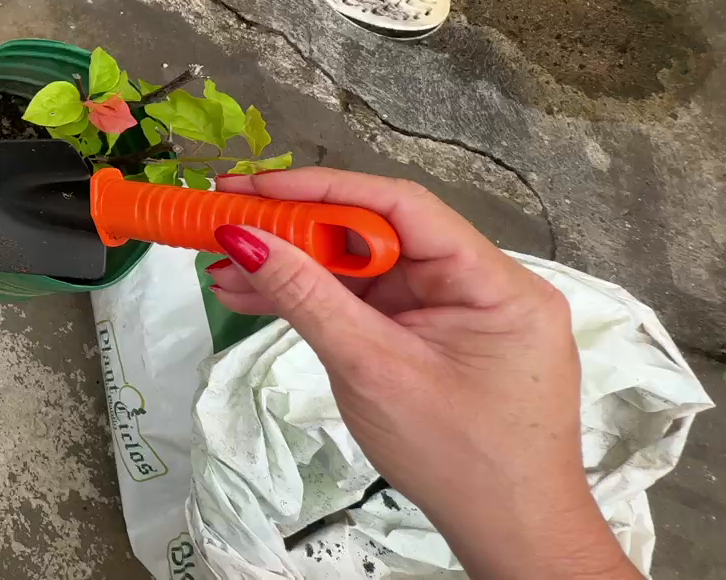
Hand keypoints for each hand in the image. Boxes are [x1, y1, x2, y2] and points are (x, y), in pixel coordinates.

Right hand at [207, 168, 635, 579]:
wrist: (505, 536)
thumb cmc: (456, 454)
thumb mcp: (369, 366)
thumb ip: (303, 293)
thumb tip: (237, 235)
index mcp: (489, 282)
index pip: (398, 205)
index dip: (319, 187)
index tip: (251, 188)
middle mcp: (470, 281)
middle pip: (367, 230)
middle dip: (289, 230)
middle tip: (224, 222)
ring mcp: (441, 306)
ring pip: (349, 263)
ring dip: (284, 266)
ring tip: (220, 269)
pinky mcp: (415, 328)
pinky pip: (350, 296)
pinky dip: (299, 295)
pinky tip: (246, 294)